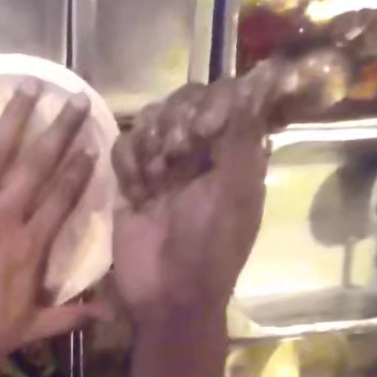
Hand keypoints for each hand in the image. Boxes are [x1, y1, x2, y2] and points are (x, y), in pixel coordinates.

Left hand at [0, 81, 104, 376]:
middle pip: (35, 166)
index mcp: (28, 247)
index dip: (79, 171)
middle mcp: (0, 219)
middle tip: (73, 98)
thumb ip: (70, 316)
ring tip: (27, 86)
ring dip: (12, 118)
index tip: (92, 144)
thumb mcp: (29, 330)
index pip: (61, 199)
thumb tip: (110, 313)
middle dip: (58, 130)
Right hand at [112, 114, 267, 328]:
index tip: (205, 128)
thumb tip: (254, 80)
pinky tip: (136, 191)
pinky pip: (122, 150)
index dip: (211, 104)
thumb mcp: (235, 191)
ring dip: (149, 144)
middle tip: (175, 159)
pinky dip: (126, 163)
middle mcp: (198, 157)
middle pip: (182, 105)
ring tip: (153, 180)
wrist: (167, 295)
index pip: (223, 99)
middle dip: (175, 124)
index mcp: (232, 155)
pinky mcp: (129, 188)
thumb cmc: (209, 247)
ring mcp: (162, 171)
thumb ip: (242, 135)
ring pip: (149, 122)